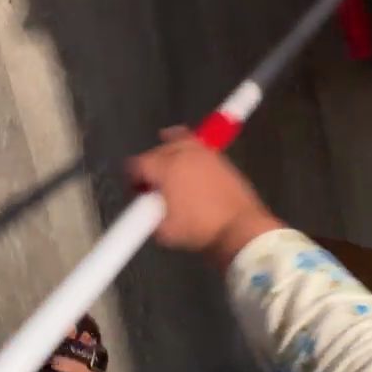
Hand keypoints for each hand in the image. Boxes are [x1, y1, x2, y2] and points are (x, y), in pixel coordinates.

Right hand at [127, 127, 284, 266]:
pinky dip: (184, 142)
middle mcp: (181, 154)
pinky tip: (180, 147)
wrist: (239, 228)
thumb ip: (147, 215)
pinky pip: (195, 142)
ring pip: (176, 140)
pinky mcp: (218, 157)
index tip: (136, 191)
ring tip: (164, 165)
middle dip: (149, 167)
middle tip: (152, 187)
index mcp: (165, 169)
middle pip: (155, 152)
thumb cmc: (199, 230)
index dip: (133, 179)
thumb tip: (146, 207)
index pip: (137, 165)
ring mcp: (202, 153)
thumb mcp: (163, 231)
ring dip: (166, 152)